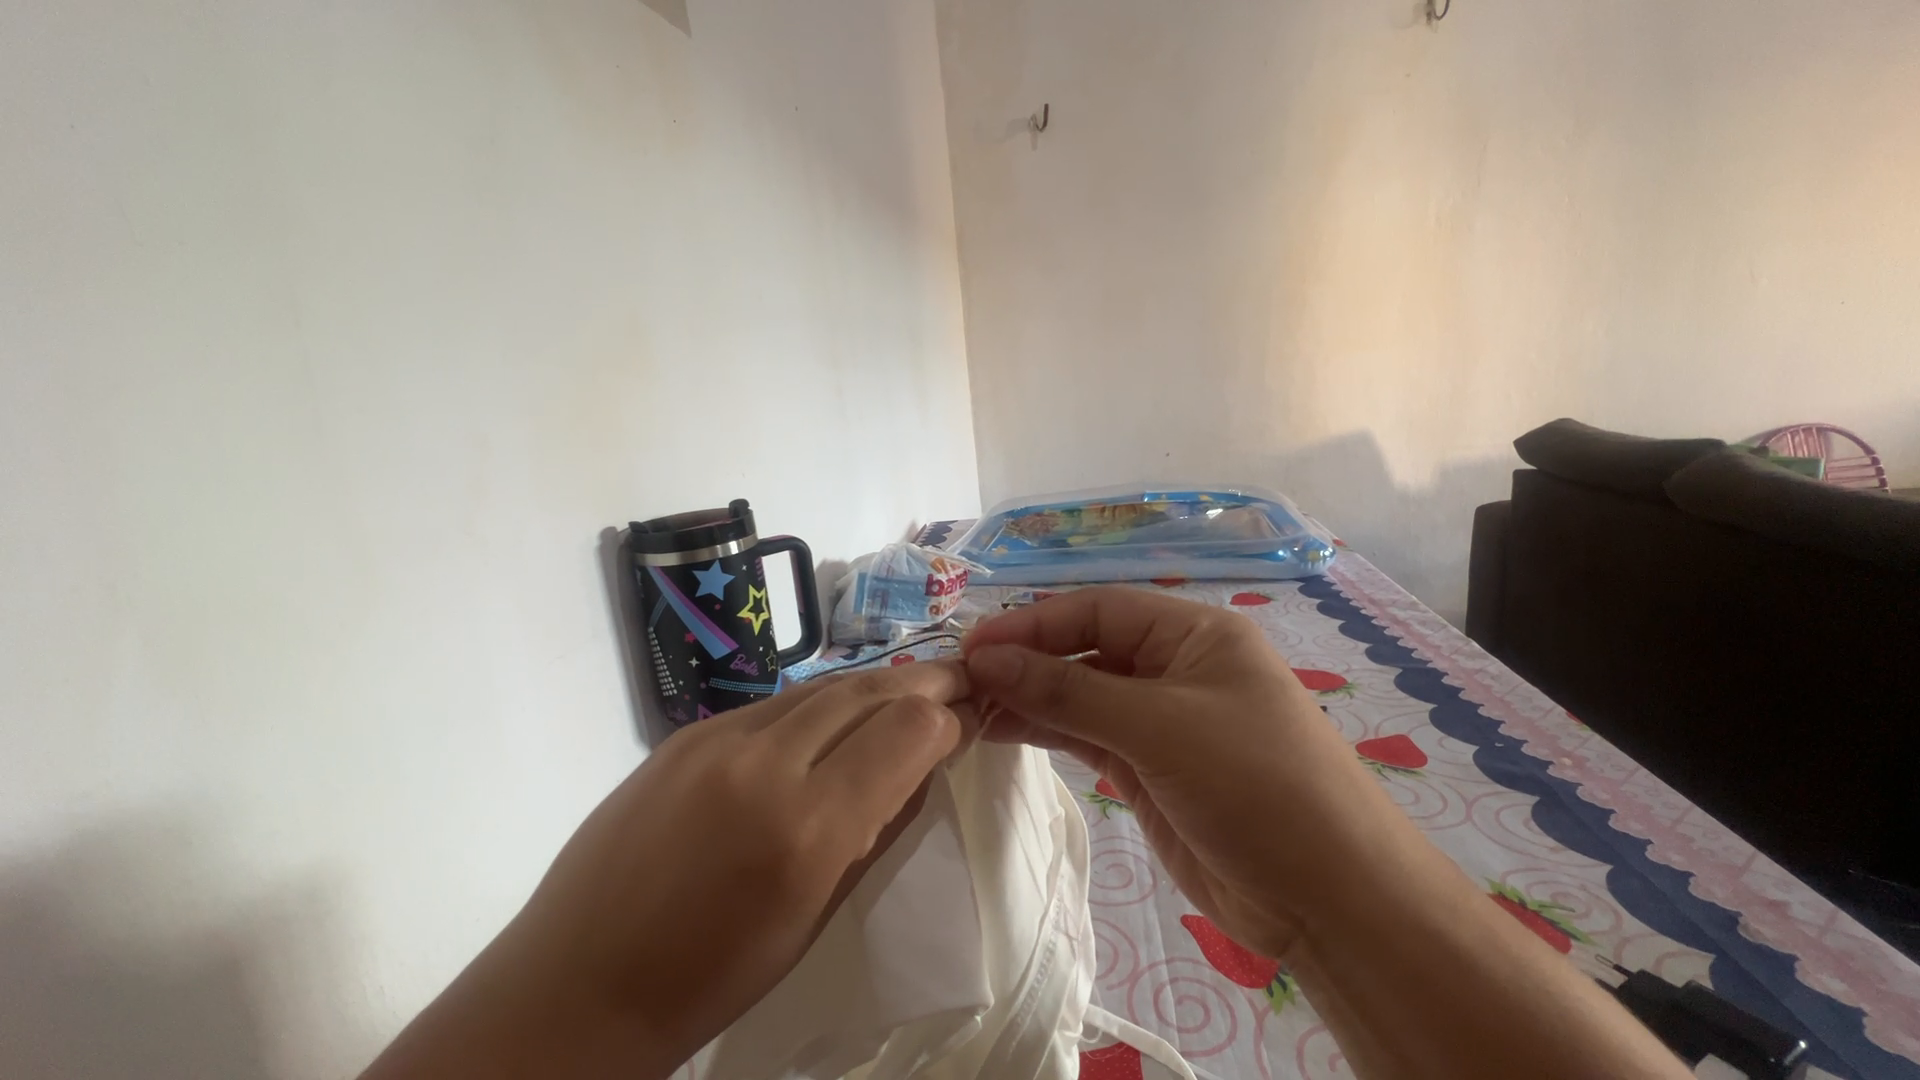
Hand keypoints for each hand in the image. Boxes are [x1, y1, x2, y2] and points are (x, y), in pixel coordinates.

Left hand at [360, 662, 971, 1079]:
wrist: (580, 983)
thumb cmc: (715, 974)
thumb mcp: (820, 913)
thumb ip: (882, 826)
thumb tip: (927, 759)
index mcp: (808, 827)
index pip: (908, 729)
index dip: (949, 717)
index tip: (971, 719)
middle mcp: (764, 762)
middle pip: (869, 689)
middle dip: (923, 681)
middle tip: (958, 679)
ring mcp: (715, 739)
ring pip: (822, 687)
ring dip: (874, 685)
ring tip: (906, 690)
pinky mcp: (684, 734)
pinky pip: (773, 705)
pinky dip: (819, 704)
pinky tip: (831, 721)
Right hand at [963, 587, 1381, 960]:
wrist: (1329, 898)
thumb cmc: (1256, 786)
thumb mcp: (1160, 727)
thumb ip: (1070, 691)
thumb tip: (986, 659)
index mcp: (1194, 634)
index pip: (1098, 609)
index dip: (1033, 623)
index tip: (973, 647)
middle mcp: (1175, 668)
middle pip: (1085, 649)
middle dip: (1026, 661)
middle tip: (959, 682)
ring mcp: (1161, 723)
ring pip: (1080, 696)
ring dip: (1028, 699)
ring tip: (967, 709)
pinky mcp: (1148, 771)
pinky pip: (1087, 738)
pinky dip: (1046, 733)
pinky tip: (1000, 733)